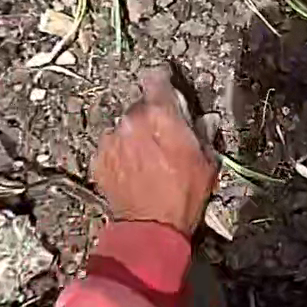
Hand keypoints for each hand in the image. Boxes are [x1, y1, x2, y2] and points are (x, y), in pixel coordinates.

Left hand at [91, 65, 216, 234]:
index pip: (157, 80)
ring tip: (148, 156)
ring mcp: (112, 140)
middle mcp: (132, 121)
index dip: (163, 81)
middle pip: (141, 105)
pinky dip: (121, 151)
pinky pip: (112, 145)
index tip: (166, 85)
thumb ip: (203, 134)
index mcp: (161, 115)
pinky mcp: (99, 159)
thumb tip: (205, 121)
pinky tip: (135, 168)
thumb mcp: (207, 161)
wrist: (151, 226)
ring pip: (125, 126)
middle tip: (164, 135)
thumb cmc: (183, 193)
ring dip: (134, 134)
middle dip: (152, 115)